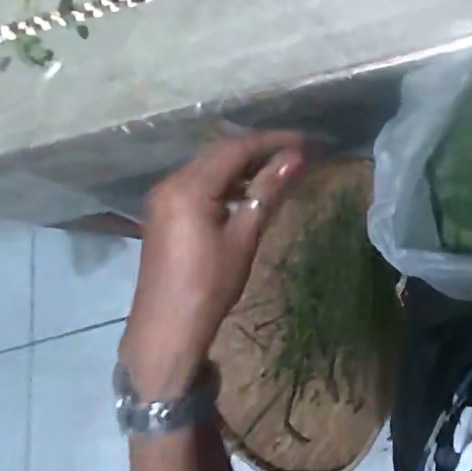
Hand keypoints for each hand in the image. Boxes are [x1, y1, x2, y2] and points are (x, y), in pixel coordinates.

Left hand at [120, 131, 307, 397]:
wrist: (167, 329)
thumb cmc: (210, 284)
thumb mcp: (244, 236)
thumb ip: (268, 191)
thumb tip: (297, 158)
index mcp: (188, 187)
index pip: (236, 149)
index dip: (274, 141)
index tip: (307, 142)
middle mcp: (171, 182)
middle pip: (221, 152)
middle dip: (260, 148)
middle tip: (299, 151)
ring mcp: (164, 197)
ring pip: (210, 166)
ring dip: (245, 163)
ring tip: (282, 168)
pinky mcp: (165, 211)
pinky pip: (200, 182)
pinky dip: (228, 180)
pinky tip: (251, 190)